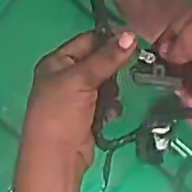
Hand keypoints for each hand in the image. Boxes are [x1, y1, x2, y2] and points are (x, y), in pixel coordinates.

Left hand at [22, 29, 137, 173]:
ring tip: (110, 100)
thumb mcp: (81, 79)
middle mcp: (66, 77)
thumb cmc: (61, 112)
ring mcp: (77, 97)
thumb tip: (131, 35)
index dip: (109, 40)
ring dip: (113, 91)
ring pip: (106, 84)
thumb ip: (107, 58)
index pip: (88, 41)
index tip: (134, 42)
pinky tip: (109, 114)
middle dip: (112, 71)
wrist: (57, 156)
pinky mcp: (88, 115)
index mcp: (57, 62)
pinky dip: (111, 107)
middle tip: (122, 76)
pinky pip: (106, 103)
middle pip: (99, 63)